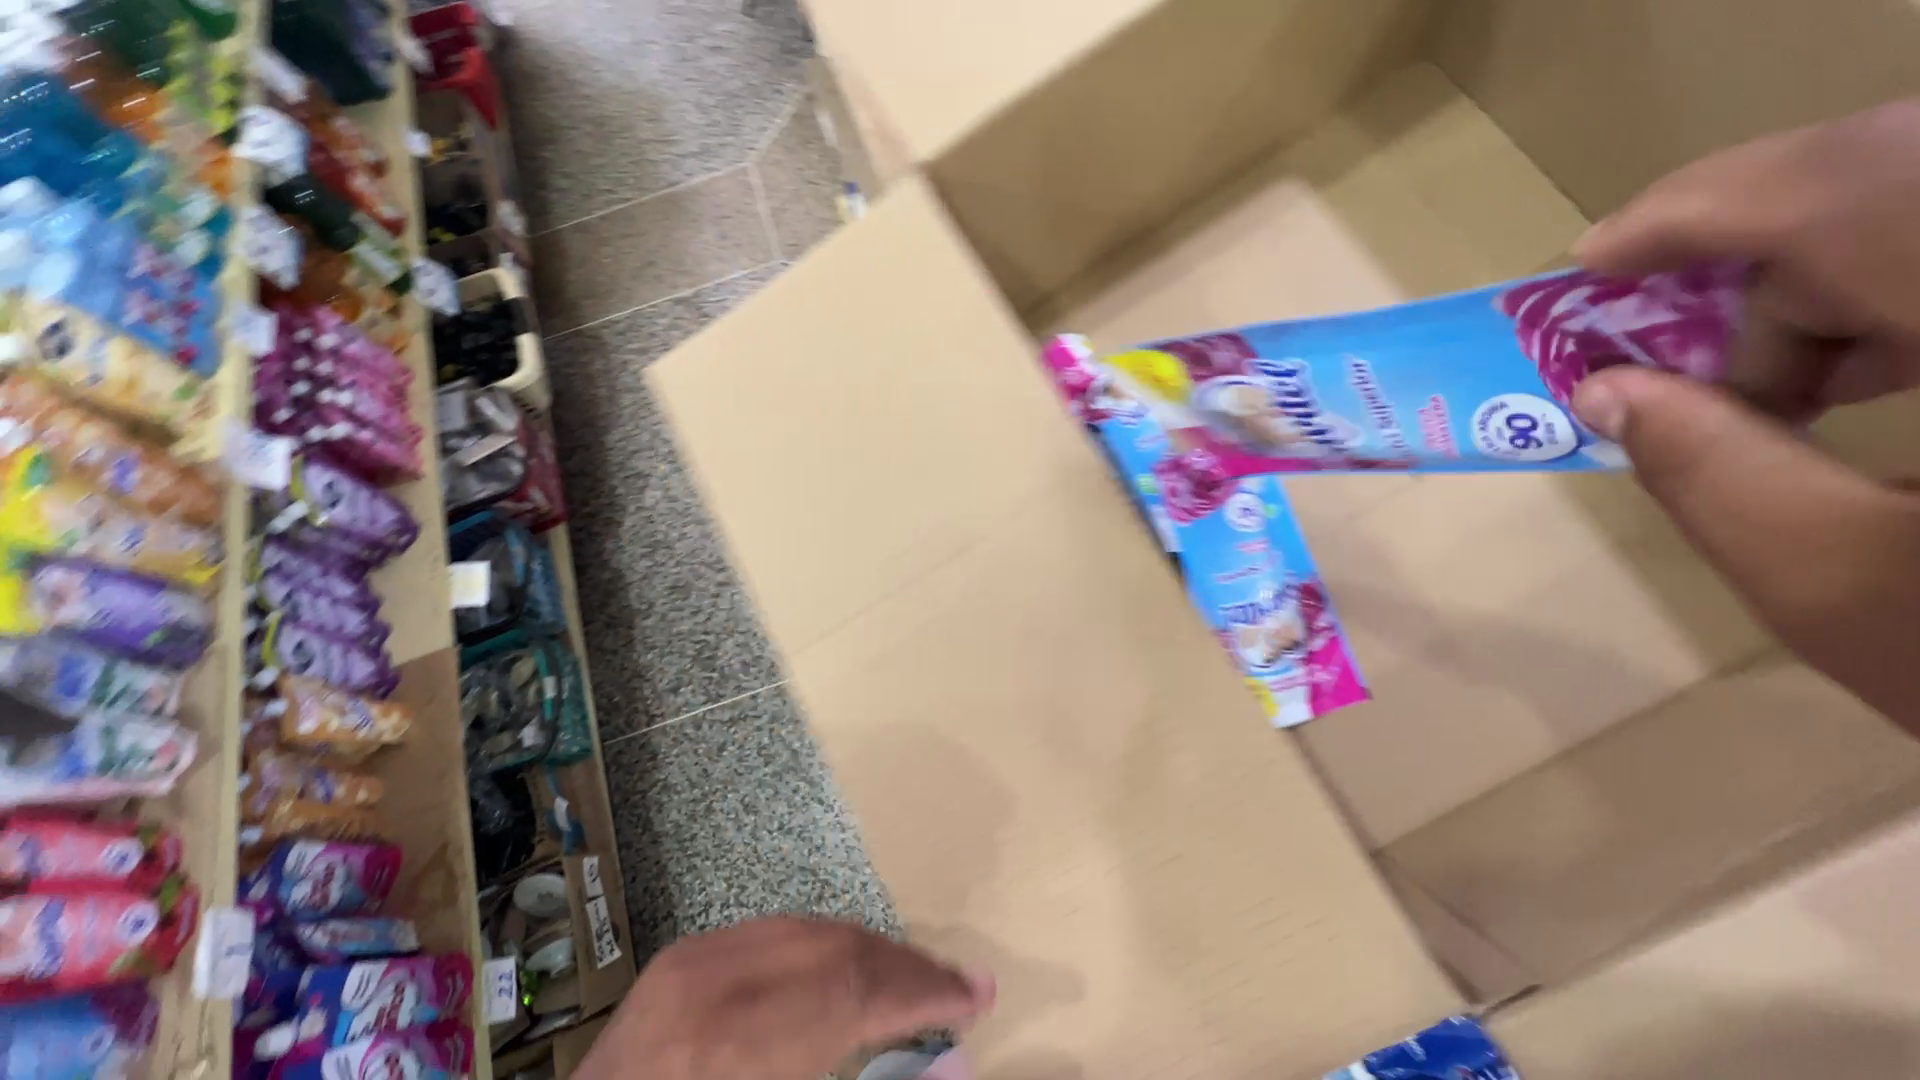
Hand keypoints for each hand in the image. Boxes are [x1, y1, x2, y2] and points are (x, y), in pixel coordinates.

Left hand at [575, 917, 995, 1079]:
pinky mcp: (683, 954)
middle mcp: (714, 987)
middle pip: (840, 949)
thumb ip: (867, 1078)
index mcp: (740, 1047)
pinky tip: (850, 963)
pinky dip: (825, 944)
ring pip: (810, 929)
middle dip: (907, 967)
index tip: (977, 994)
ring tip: (913, 978)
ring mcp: (693, 962)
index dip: (926, 990)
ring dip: (870, 950)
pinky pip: (775, 931)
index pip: (857, 990)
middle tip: (957, 988)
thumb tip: (952, 1061)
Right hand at [1570, 99, 1919, 729]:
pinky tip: (1873, 368)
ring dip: (1835, 283)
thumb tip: (1603, 391)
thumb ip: (1706, 470)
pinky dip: (1901, 286)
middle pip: (1904, 176)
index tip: (1596, 259)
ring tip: (1781, 389)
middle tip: (1681, 350)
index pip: (1857, 190)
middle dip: (1761, 254)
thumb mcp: (1838, 581)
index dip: (1704, 206)